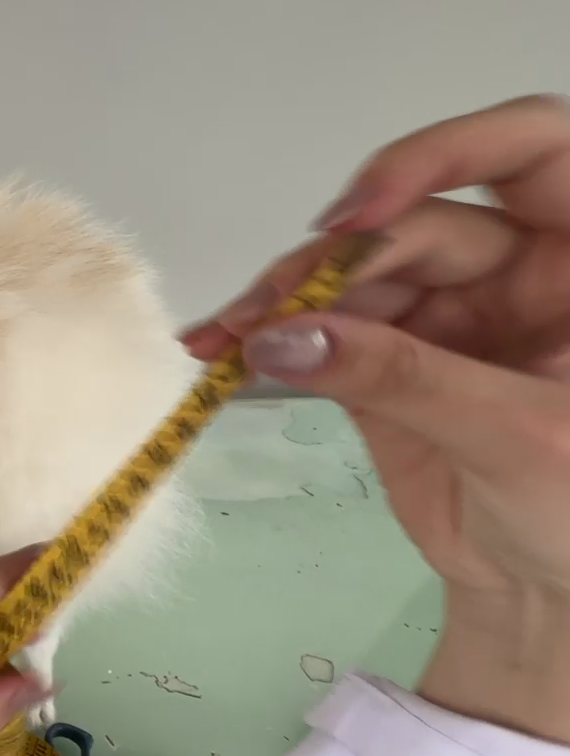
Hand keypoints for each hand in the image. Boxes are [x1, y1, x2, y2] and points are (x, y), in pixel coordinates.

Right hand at [182, 94, 569, 741]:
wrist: (560, 600)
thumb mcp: (522, 433)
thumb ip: (401, 376)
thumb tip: (276, 338)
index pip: (538, 155)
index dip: (444, 160)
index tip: (356, 218)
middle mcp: (525, 276)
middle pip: (409, 231)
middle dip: (326, 268)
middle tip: (261, 314)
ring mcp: (447, 322)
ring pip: (346, 284)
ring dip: (276, 307)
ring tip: (220, 341)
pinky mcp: (383, 366)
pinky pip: (313, 337)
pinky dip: (262, 345)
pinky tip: (218, 355)